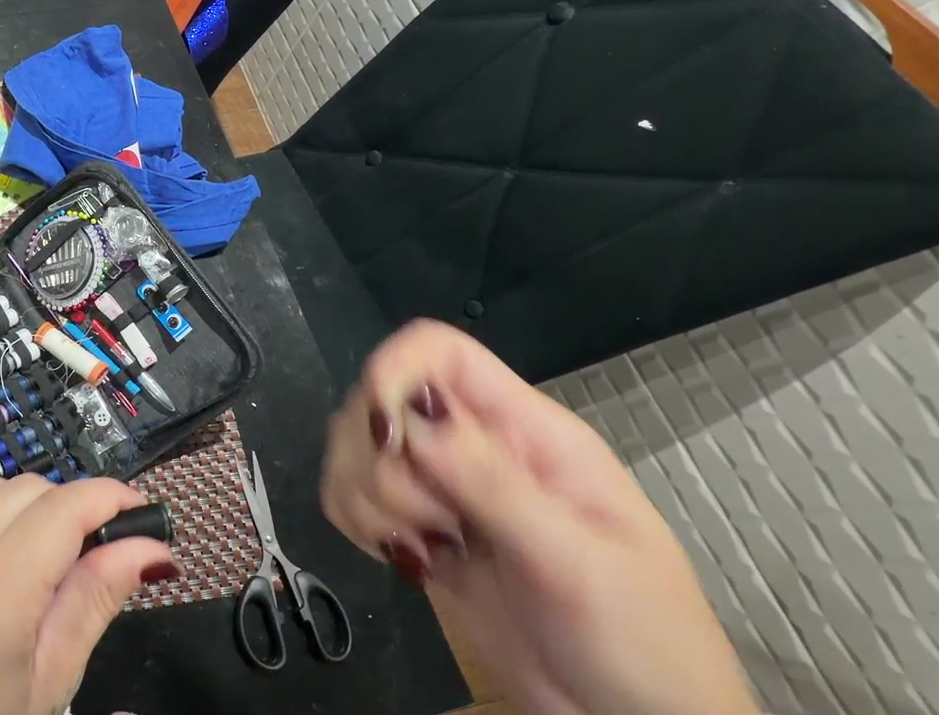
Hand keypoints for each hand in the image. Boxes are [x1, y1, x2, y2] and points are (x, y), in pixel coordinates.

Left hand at [0, 476, 175, 714]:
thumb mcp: (52, 682)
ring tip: (57, 551)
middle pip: (29, 490)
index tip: (142, 511)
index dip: (109, 498)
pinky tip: (9, 554)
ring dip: (35, 506)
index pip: (61, 510)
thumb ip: (96, 600)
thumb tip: (150, 547)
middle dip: (75, 504)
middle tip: (105, 544)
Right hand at [321, 320, 757, 714]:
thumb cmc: (641, 641)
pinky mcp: (415, 529)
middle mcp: (473, 444)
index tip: (384, 434)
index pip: (439, 352)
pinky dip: (355, 520)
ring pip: (355, 446)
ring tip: (424, 547)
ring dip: (366, 496)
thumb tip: (410, 415)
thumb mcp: (578, 561)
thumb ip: (494, 484)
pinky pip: (350, 495)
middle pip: (379, 398)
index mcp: (525, 430)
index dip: (393, 370)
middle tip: (431, 523)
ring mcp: (440, 487)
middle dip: (379, 460)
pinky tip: (402, 556)